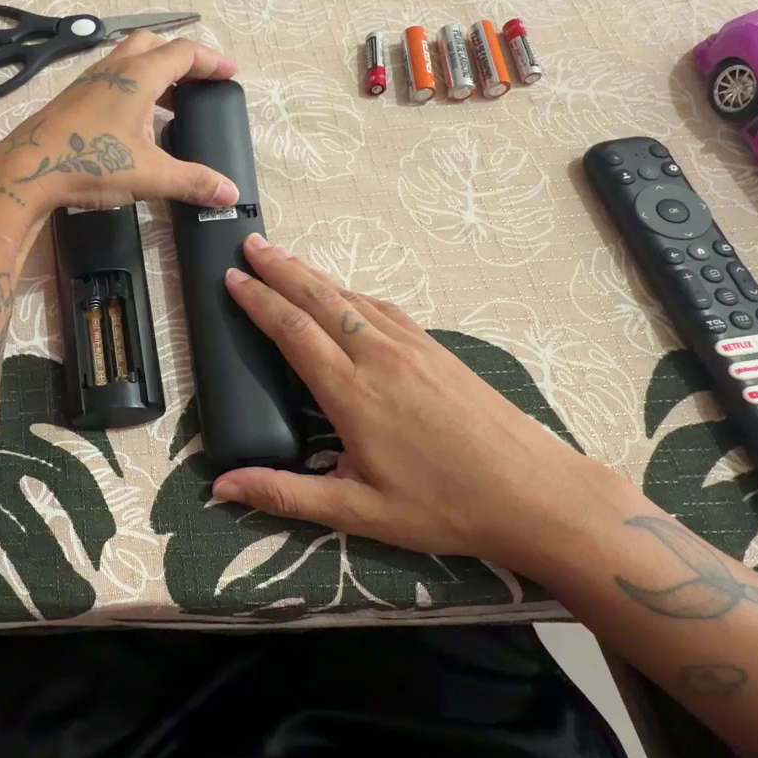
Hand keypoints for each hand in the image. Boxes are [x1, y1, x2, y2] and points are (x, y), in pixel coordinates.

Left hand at [0, 32, 240, 225]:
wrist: (25, 172)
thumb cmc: (87, 163)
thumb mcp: (150, 175)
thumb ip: (193, 182)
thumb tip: (230, 193)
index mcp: (138, 76)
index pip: (184, 53)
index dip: (211, 61)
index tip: (229, 74)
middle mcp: (112, 70)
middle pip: (153, 46)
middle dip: (180, 59)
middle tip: (197, 84)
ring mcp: (87, 83)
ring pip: (127, 62)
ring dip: (153, 75)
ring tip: (169, 107)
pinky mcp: (70, 101)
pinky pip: (109, 82)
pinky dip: (130, 91)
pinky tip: (132, 125)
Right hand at [211, 233, 642, 575]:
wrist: (537, 494)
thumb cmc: (444, 507)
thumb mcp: (357, 511)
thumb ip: (285, 494)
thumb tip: (221, 487)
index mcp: (352, 394)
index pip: (292, 331)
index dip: (258, 301)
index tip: (231, 279)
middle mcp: (378, 358)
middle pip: (318, 299)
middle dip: (279, 269)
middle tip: (249, 246)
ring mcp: (412, 348)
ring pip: (351, 298)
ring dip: (312, 274)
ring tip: (283, 258)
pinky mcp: (437, 351)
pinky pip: (382, 309)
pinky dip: (350, 293)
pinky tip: (344, 294)